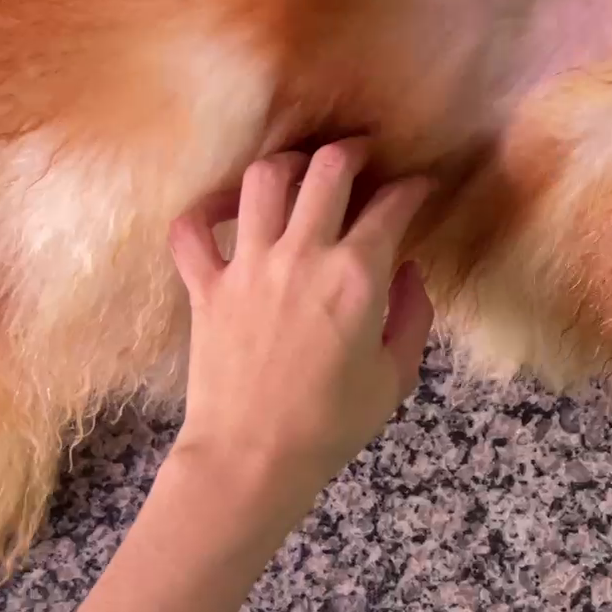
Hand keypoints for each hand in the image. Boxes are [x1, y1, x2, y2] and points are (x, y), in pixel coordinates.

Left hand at [167, 141, 433, 501]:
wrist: (253, 460)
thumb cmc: (333, 423)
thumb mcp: (396, 375)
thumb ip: (414, 314)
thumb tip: (409, 270)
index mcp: (357, 275)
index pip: (391, 207)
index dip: (412, 188)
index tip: (420, 185)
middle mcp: (303, 254)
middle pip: (328, 170)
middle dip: (352, 151)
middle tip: (362, 154)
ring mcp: (248, 265)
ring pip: (263, 180)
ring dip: (287, 163)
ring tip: (300, 169)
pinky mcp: (206, 285)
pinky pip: (191, 229)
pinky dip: (204, 210)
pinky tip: (224, 209)